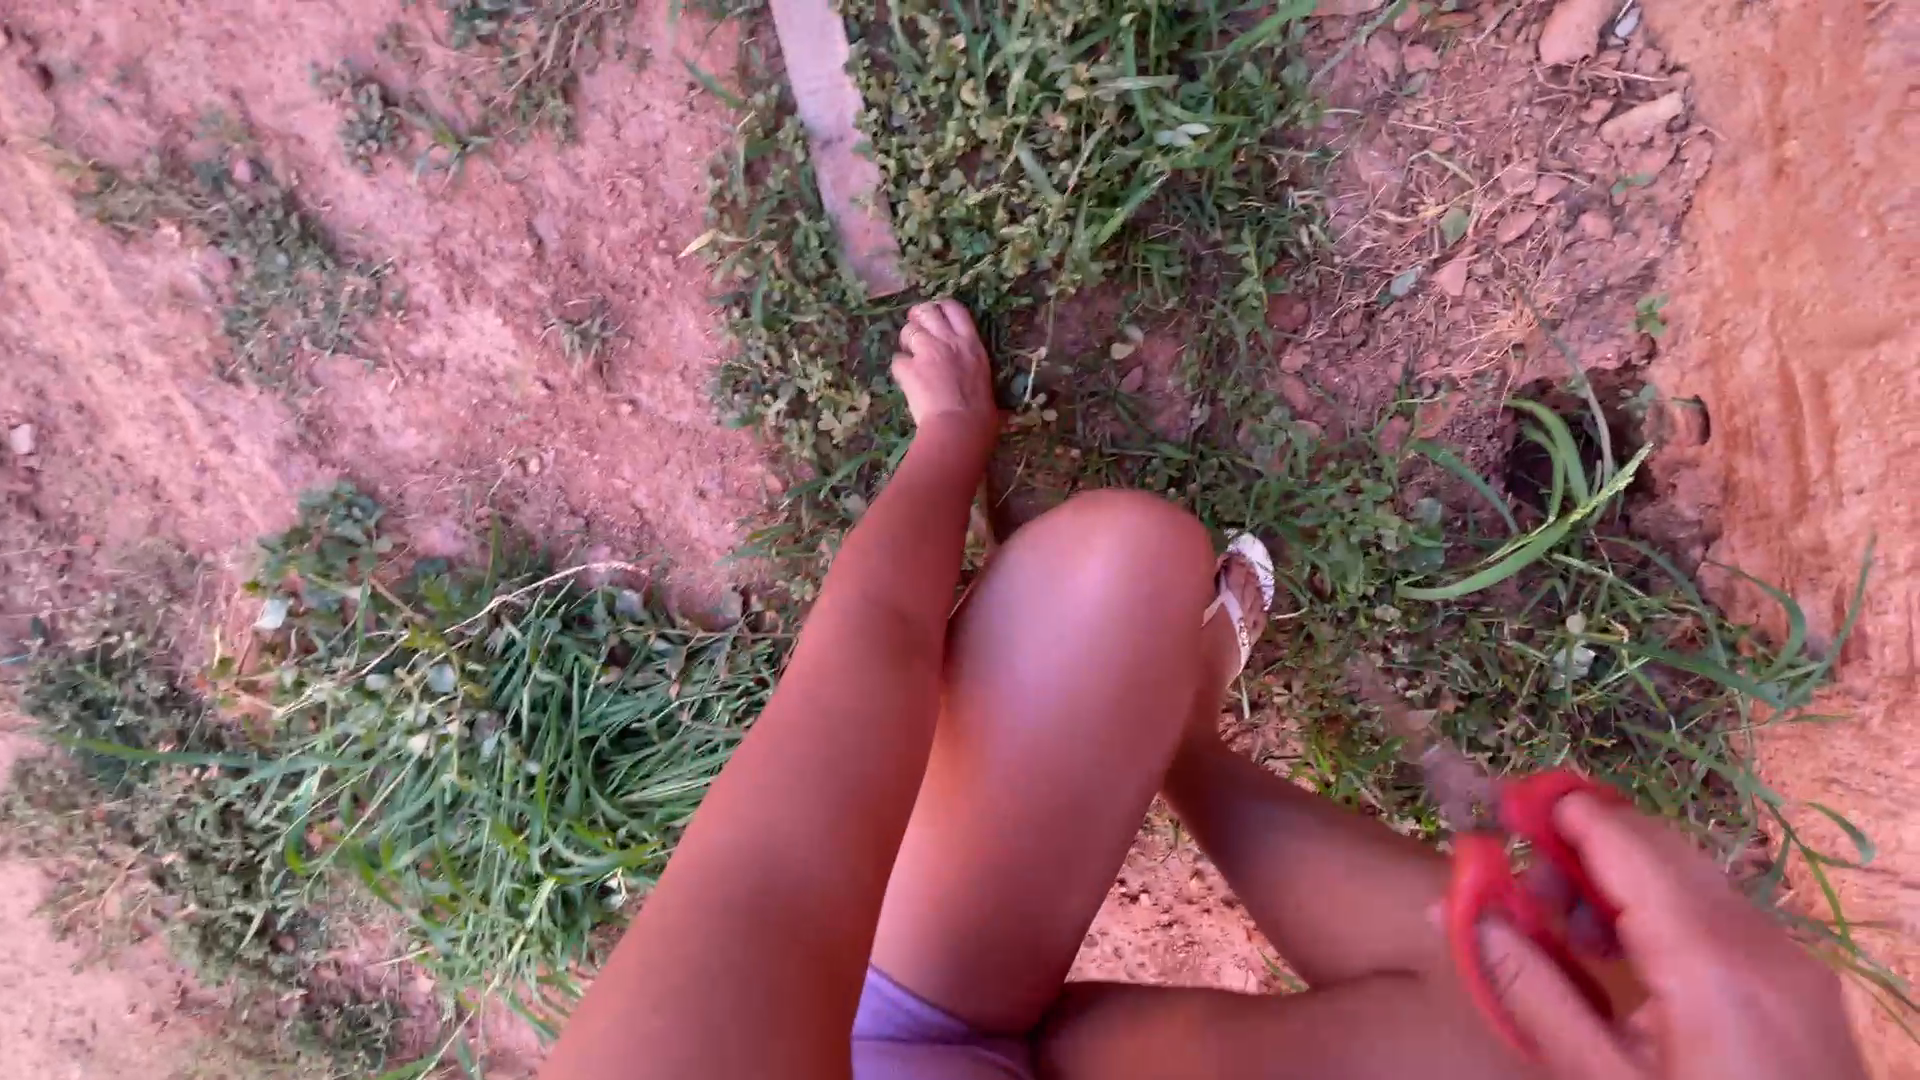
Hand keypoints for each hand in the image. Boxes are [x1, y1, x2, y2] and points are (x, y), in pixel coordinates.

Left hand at [891, 300, 996, 448]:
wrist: (960, 428)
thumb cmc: (981, 416)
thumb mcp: (986, 384)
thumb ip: (975, 374)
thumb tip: (992, 402)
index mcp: (971, 344)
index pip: (955, 309)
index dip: (941, 308)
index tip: (936, 315)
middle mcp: (948, 341)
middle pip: (927, 311)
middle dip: (918, 316)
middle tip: (916, 329)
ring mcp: (927, 352)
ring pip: (908, 331)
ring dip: (906, 341)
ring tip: (909, 356)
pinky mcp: (908, 368)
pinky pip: (897, 361)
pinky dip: (900, 370)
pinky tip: (905, 381)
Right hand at [1489, 795, 1868, 1079]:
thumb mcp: (1601, 1077)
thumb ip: (1526, 985)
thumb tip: (1453, 906)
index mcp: (1713, 964)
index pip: (1626, 842)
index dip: (1559, 810)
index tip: (1498, 803)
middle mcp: (1762, 942)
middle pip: (1654, 843)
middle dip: (1576, 845)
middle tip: (1523, 888)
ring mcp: (1787, 959)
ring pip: (1680, 869)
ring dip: (1608, 875)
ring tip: (1565, 929)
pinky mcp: (1793, 979)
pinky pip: (1707, 905)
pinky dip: (1647, 903)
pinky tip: (1615, 949)